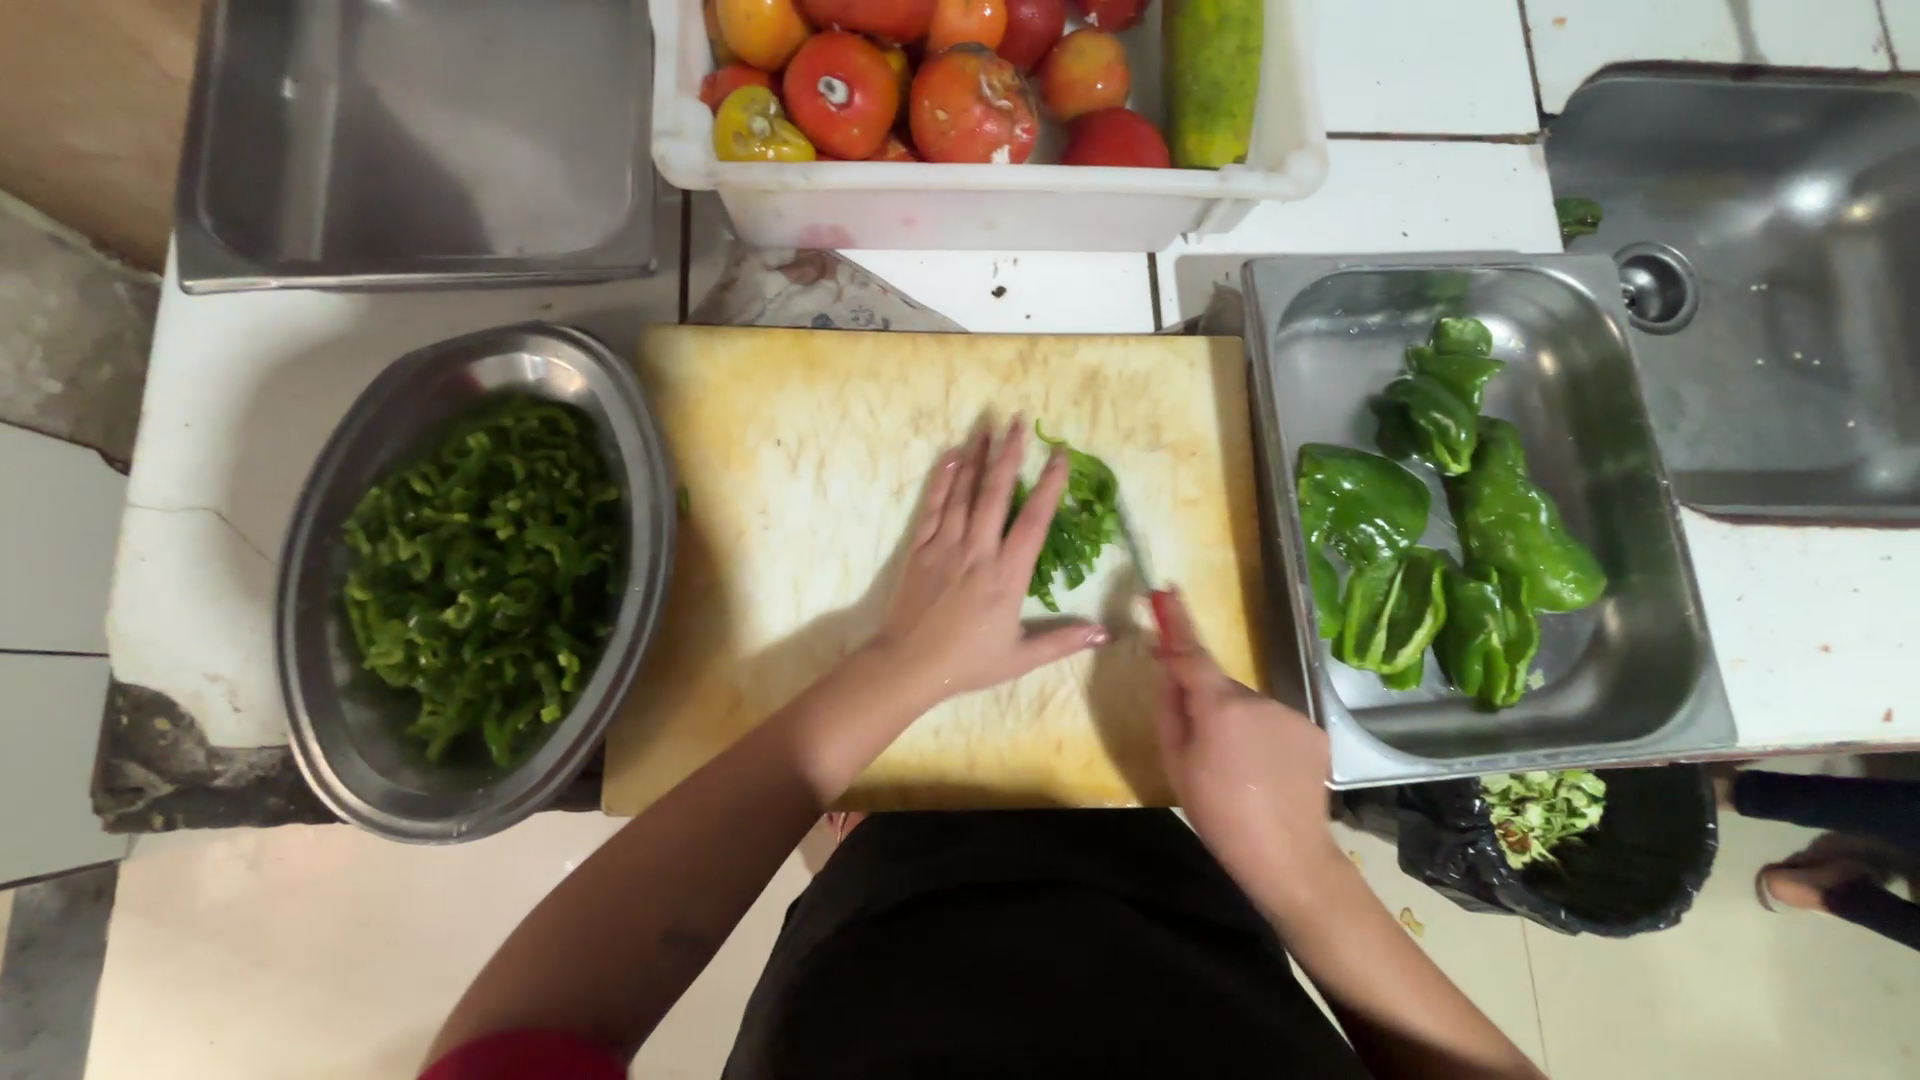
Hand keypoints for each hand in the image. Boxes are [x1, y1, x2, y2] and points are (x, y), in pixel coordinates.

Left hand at [869, 417, 1109, 702]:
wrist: (907, 664)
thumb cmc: (966, 663)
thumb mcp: (1019, 658)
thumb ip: (1063, 641)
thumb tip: (1106, 635)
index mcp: (1007, 576)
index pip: (1033, 520)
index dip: (1048, 485)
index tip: (1060, 455)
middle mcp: (978, 552)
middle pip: (996, 493)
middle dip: (1009, 454)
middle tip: (1018, 421)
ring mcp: (945, 546)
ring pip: (964, 492)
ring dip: (976, 457)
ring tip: (987, 426)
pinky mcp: (919, 548)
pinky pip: (933, 506)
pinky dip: (942, 480)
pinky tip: (950, 457)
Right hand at [1153, 590, 1340, 902]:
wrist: (1287, 857)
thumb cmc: (1218, 813)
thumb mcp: (1176, 763)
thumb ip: (1170, 709)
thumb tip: (1169, 673)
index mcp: (1218, 706)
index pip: (1190, 653)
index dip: (1176, 621)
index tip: (1164, 591)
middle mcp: (1258, 698)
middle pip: (1220, 689)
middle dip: (1207, 705)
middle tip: (1202, 750)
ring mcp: (1291, 714)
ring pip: (1249, 708)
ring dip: (1237, 725)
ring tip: (1238, 771)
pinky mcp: (1315, 732)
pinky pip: (1275, 724)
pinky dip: (1264, 739)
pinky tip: (1266, 774)